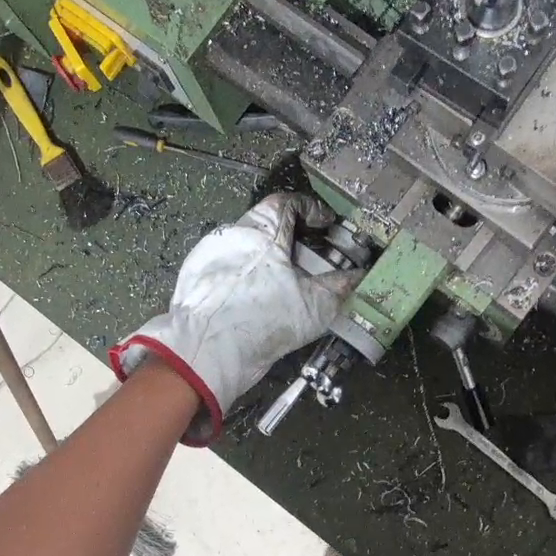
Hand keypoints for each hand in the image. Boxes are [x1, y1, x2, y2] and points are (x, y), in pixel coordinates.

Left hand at [110, 193, 361, 445]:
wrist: (207, 353)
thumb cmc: (264, 321)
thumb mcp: (313, 306)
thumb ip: (340, 287)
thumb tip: (362, 277)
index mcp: (261, 229)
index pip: (288, 202)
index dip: (311, 210)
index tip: (325, 225)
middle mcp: (231, 233)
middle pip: (265, 224)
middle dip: (289, 237)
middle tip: (308, 256)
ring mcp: (209, 255)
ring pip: (244, 247)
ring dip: (265, 258)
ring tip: (283, 280)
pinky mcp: (193, 278)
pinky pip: (225, 268)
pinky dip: (244, 276)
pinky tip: (254, 299)